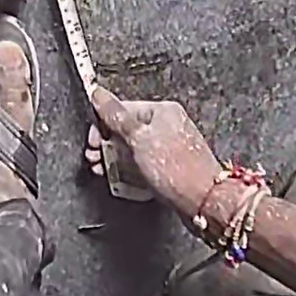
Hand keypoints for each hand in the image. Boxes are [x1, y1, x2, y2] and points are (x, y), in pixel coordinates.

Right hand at [86, 87, 223, 217]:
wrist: (203, 202)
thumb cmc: (177, 170)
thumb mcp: (138, 138)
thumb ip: (114, 115)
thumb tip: (97, 93)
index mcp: (162, 111)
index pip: (122, 108)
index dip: (102, 123)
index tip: (92, 139)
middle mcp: (166, 126)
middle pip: (124, 129)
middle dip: (104, 143)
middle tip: (94, 155)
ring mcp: (166, 147)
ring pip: (130, 148)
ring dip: (112, 157)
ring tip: (100, 167)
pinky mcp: (166, 167)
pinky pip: (139, 163)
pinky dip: (126, 168)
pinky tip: (116, 175)